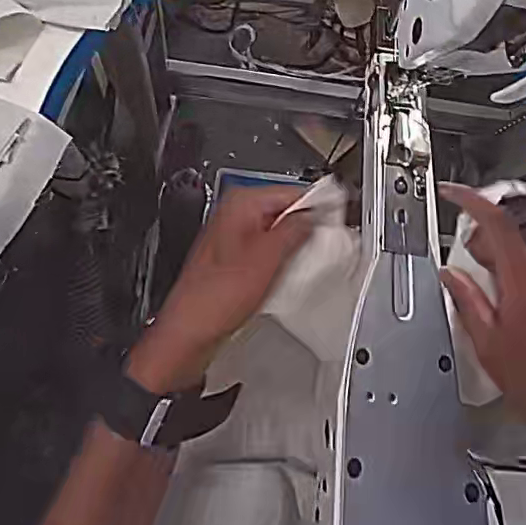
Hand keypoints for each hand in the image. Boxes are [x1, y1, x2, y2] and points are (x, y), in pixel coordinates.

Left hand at [128, 185, 314, 392]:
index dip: (318, 206)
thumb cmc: (215, 297)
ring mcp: (233, 235)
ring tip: (297, 266)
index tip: (336, 219)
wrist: (189, 333)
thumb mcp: (269, 257)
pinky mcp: (234, 256)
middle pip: (286, 211)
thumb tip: (315, 215)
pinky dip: (280, 260)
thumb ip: (296, 229)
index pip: (293, 191)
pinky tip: (283, 276)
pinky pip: (268, 249)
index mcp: (241, 203)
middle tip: (320, 247)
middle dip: (305, 229)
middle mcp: (234, 214)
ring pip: (278, 232)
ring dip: (293, 247)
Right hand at [439, 184, 525, 524]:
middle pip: (510, 241)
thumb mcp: (490, 348)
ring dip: (504, 272)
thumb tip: (453, 276)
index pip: (496, 223)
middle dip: (483, 250)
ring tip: (493, 311)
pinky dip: (524, 286)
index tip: (453, 194)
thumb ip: (468, 301)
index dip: (471, 201)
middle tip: (465, 273)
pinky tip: (518, 321)